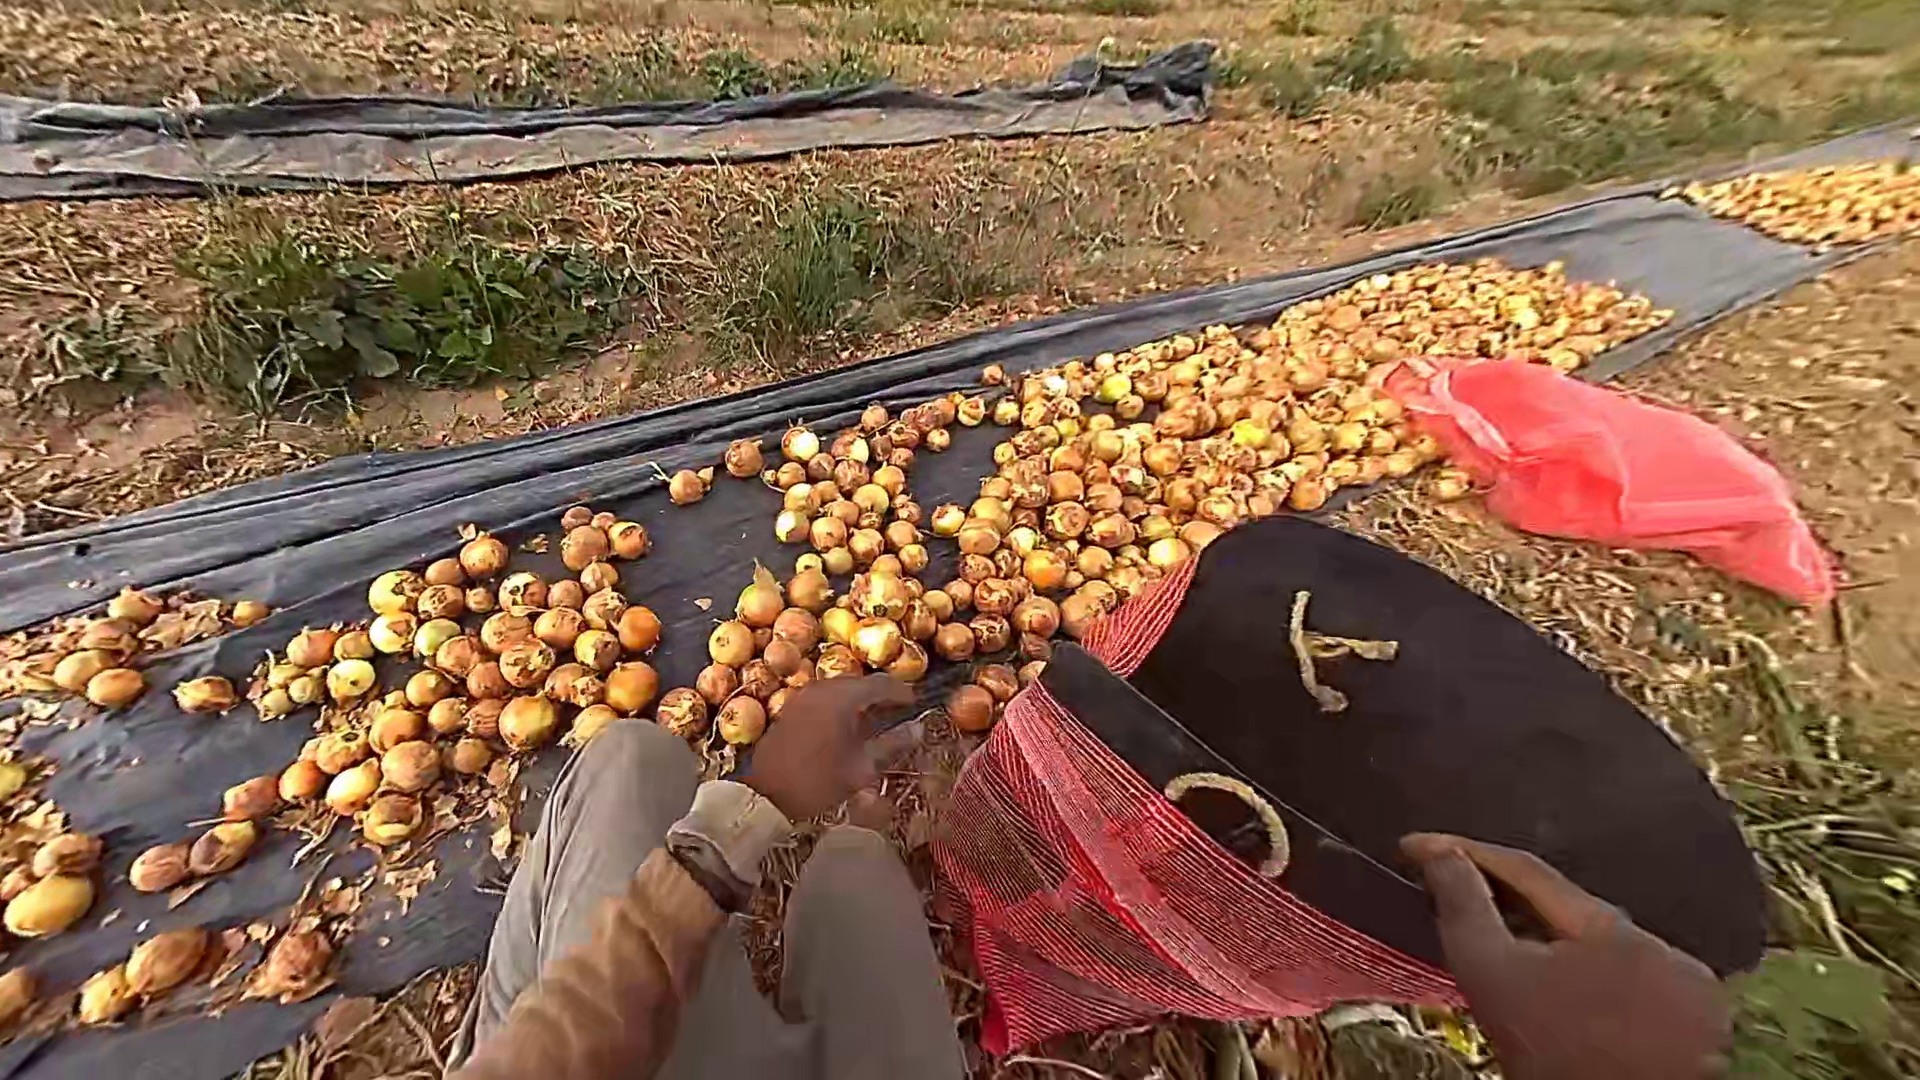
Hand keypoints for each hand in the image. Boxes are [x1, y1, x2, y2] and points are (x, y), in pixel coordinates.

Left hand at [742, 675, 917, 819]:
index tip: (915, 703)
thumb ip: (892, 744)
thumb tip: (918, 729)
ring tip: (876, 720)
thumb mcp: (861, 767)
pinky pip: (825, 699)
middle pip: (860, 683)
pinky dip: (841, 707)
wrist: (764, 795)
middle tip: (898, 711)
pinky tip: (848, 727)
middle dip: (881, 695)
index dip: (901, 691)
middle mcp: (823, 688)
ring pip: (841, 690)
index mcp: (843, 697)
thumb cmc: (818, 781)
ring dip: (860, 701)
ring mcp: (804, 696)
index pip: (881, 683)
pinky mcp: (792, 708)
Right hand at [1401, 833, 1728, 1079]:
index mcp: (1622, 935)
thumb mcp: (1482, 963)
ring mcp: (1688, 990)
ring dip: (1525, 916)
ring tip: (1473, 910)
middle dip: (1493, 885)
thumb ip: (1460, 896)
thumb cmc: (1542, 1050)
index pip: (1526, 870)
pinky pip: (1606, 959)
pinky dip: (1560, 948)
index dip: (1461, 850)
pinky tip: (1525, 953)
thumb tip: (1441, 851)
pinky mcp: (1690, 1019)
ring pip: (1580, 928)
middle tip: (1437, 876)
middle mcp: (1669, 953)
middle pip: (1556, 899)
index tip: (1411, 846)